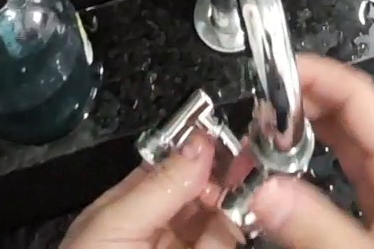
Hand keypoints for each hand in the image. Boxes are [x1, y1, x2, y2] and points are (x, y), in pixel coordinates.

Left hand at [62, 135, 240, 248]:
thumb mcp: (116, 229)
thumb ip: (159, 188)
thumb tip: (198, 142)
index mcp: (125, 214)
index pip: (166, 169)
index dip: (195, 150)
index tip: (224, 136)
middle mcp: (155, 235)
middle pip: (197, 194)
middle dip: (223, 175)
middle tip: (249, 159)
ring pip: (216, 223)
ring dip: (237, 201)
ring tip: (257, 182)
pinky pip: (224, 244)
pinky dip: (237, 230)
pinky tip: (250, 214)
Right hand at [250, 55, 373, 248]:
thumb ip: (315, 228)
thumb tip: (261, 190)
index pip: (356, 94)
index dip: (312, 75)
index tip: (269, 74)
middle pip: (350, 109)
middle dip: (301, 100)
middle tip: (256, 111)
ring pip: (348, 135)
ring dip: (306, 126)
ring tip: (265, 134)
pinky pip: (351, 162)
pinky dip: (318, 153)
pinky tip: (291, 164)